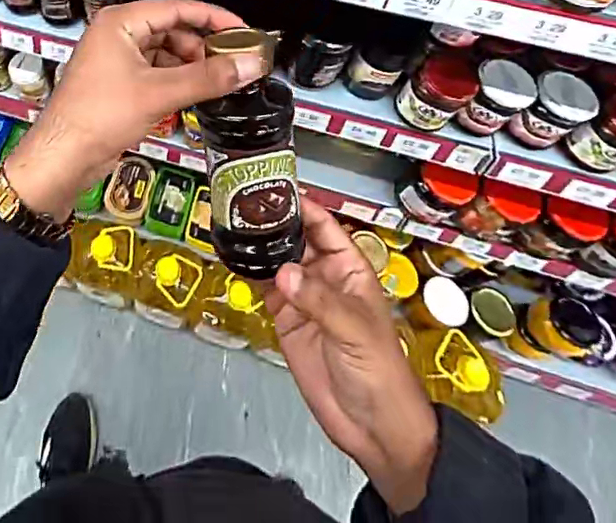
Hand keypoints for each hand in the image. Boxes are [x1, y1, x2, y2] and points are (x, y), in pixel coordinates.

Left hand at [3, 0, 262, 216]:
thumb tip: (250, 64)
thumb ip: (209, 77)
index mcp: (120, 22)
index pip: (177, 8)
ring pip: (165, 53)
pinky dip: (176, 80)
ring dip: (191, 66)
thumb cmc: (98, 117)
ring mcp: (115, 59)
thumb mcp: (160, 93)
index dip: (213, 18)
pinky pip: (155, 72)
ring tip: (216, 82)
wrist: (63, 157)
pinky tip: (194, 94)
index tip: (241, 31)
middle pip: (172, 29)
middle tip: (232, 63)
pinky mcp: (117, 83)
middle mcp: (116, 35)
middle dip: (203, 47)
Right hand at [265, 201, 438, 514]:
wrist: (371, 426)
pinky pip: (265, 286)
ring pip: (278, 259)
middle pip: (296, 238)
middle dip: (274, 222)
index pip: (324, 225)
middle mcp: (324, 276)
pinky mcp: (286, 317)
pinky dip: (251, 272)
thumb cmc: (381, 372)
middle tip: (244, 205)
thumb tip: (284, 274)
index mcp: (349, 268)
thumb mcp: (354, 330)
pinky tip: (237, 260)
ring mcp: (304, 296)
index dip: (303, 205)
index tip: (276, 190)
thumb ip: (319, 301)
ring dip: (260, 245)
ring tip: (234, 227)